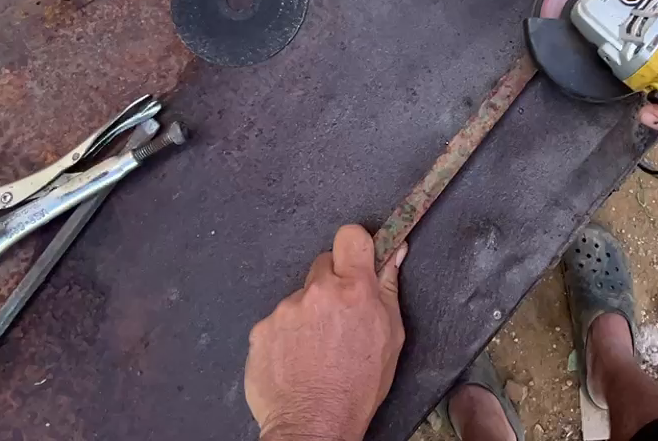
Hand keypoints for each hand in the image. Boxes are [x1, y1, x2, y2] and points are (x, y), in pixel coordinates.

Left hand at [246, 225, 406, 440]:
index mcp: (354, 289)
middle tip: (336, 317)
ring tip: (314, 348)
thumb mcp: (390, 336)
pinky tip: (294, 359)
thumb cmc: (358, 387)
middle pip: (323, 264)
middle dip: (330, 284)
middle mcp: (318, 291)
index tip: (355, 262)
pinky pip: (276, 320)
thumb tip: (396, 252)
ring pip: (299, 296)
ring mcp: (286, 310)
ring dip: (307, 312)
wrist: (313, 429)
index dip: (354, 246)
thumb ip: (389, 287)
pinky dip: (285, 335)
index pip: (350, 236)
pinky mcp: (261, 330)